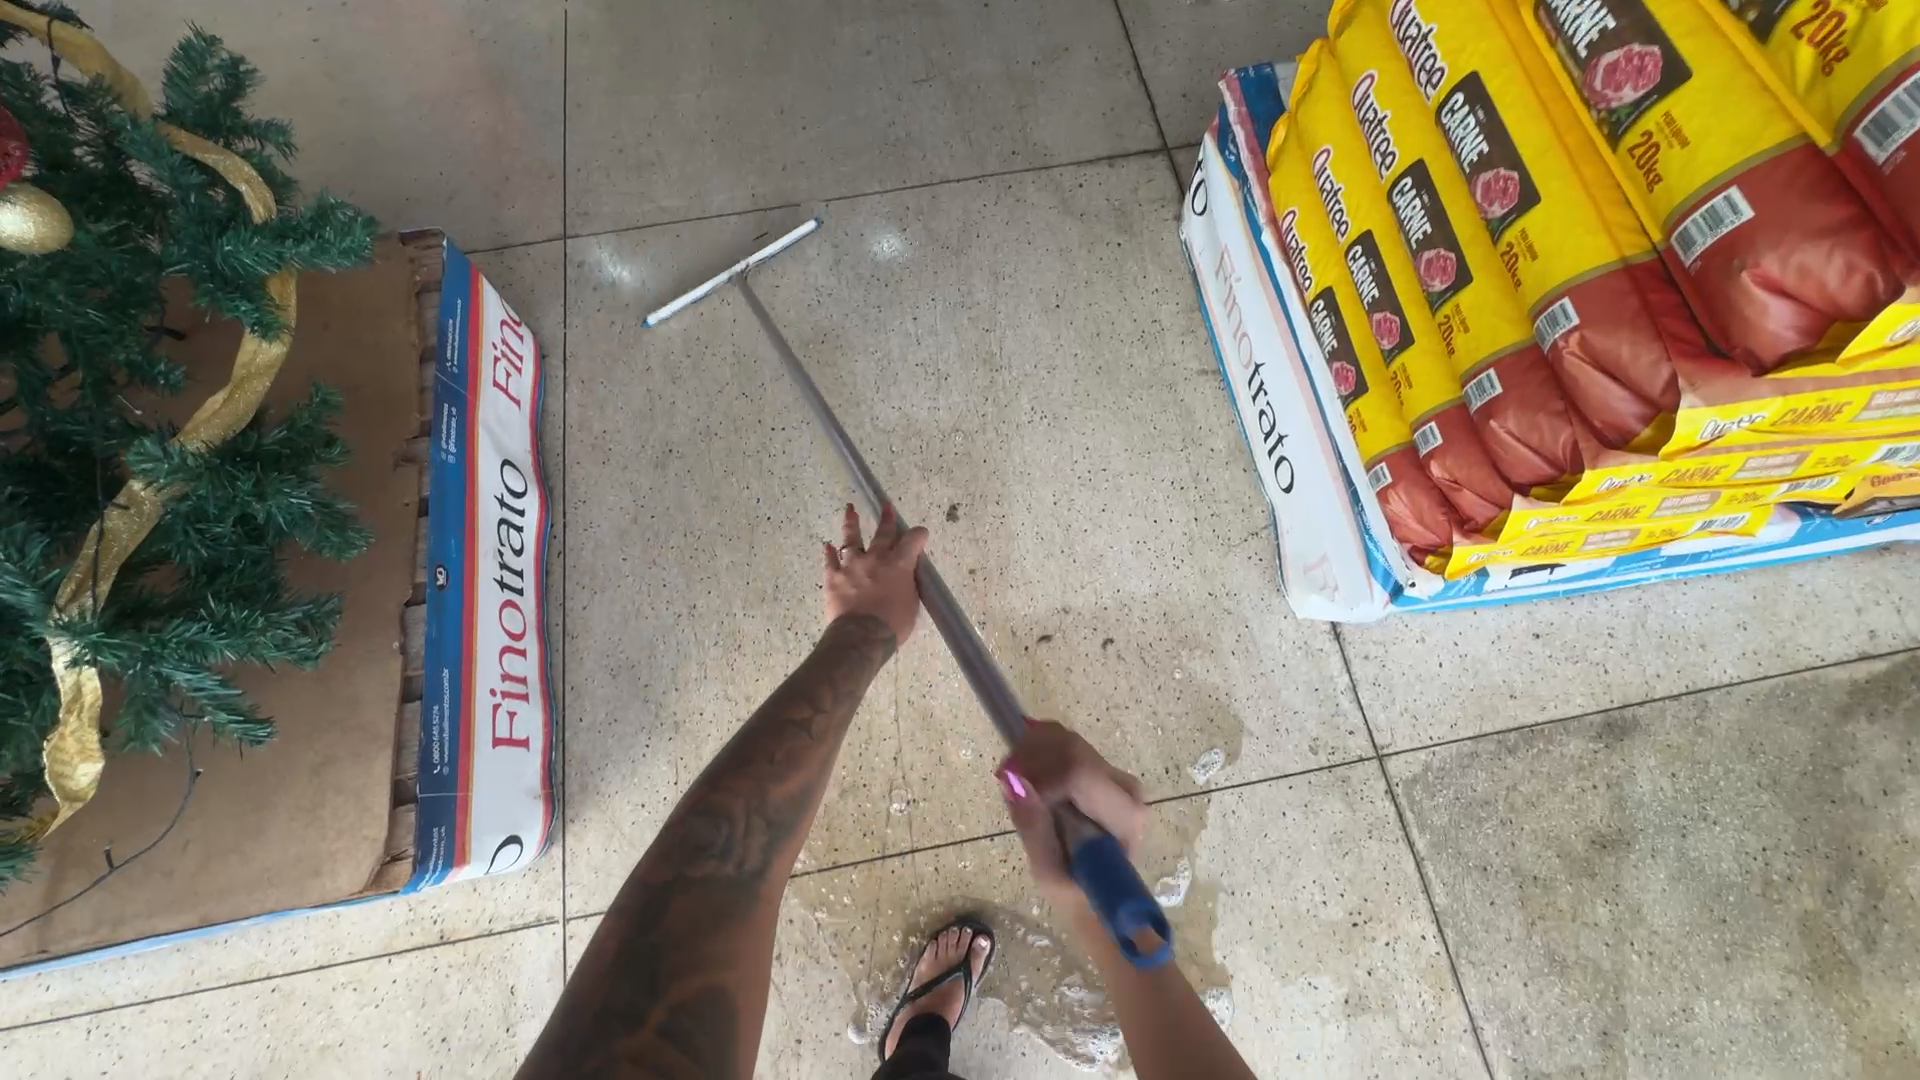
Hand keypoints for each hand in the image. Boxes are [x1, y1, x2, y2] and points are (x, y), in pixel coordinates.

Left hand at [822, 503, 928, 644]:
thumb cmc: (894, 623)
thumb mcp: (913, 602)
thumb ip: (910, 583)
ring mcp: (852, 566)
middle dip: (887, 519)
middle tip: (887, 506)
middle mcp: (875, 559)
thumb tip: (907, 573)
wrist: (861, 636)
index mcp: (899, 564)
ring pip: (851, 539)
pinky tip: (827, 546)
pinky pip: (830, 561)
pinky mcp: (834, 578)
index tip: (921, 534)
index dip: (919, 534)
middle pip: (883, 533)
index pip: (913, 539)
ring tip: (850, 510)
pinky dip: (829, 553)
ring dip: (852, 523)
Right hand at [997, 720, 1147, 910]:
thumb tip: (1014, 782)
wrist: (1099, 895)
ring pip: (1063, 738)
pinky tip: (1026, 773)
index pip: (1078, 773)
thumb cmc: (1076, 893)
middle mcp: (1127, 788)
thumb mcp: (1048, 874)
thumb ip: (1034, 829)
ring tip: (1014, 784)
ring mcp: (1115, 774)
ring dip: (1029, 753)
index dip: (1039, 777)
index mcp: (1124, 817)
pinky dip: (1035, 750)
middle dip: (1029, 759)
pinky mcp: (1100, 767)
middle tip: (1005, 784)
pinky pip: (1062, 741)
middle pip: (1070, 748)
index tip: (1014, 796)